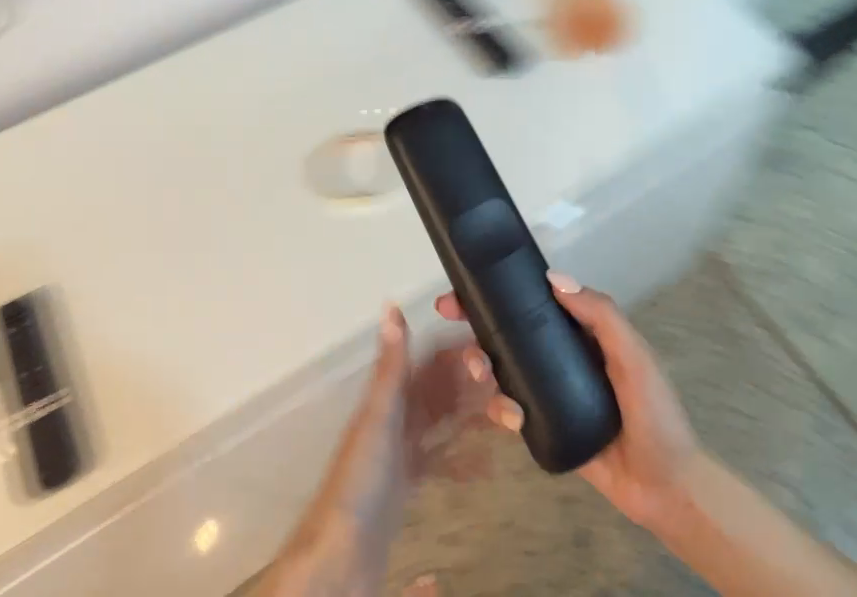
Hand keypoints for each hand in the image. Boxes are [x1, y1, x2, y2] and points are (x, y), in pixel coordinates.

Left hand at [257, 307, 490, 596]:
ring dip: (476, 417)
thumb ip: (391, 365)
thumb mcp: (379, 415)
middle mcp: (397, 415)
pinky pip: (444, 458)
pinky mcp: (411, 478)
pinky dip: (465, 458)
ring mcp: (405, 447)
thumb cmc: (361, 476)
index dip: (459, 350)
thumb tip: (392, 306)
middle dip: (475, 384)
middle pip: (442, 389)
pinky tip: (488, 464)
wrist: (343, 549)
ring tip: (512, 419)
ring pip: (447, 421)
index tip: (495, 345)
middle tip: (513, 389)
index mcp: (389, 396)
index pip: (430, 359)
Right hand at [435, 273, 703, 527]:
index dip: (504, 292)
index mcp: (587, 335)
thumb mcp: (634, 357)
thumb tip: (554, 278)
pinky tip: (512, 417)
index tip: (469, 285)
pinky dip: (501, 409)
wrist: (663, 487)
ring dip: (483, 364)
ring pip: (503, 370)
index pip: (539, 303)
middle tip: (449, 319)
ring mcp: (551, 394)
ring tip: (479, 373)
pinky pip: (510, 410)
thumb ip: (601, 316)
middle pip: (512, 333)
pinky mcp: (543, 427)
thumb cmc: (654, 414)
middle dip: (478, 322)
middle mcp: (565, 359)